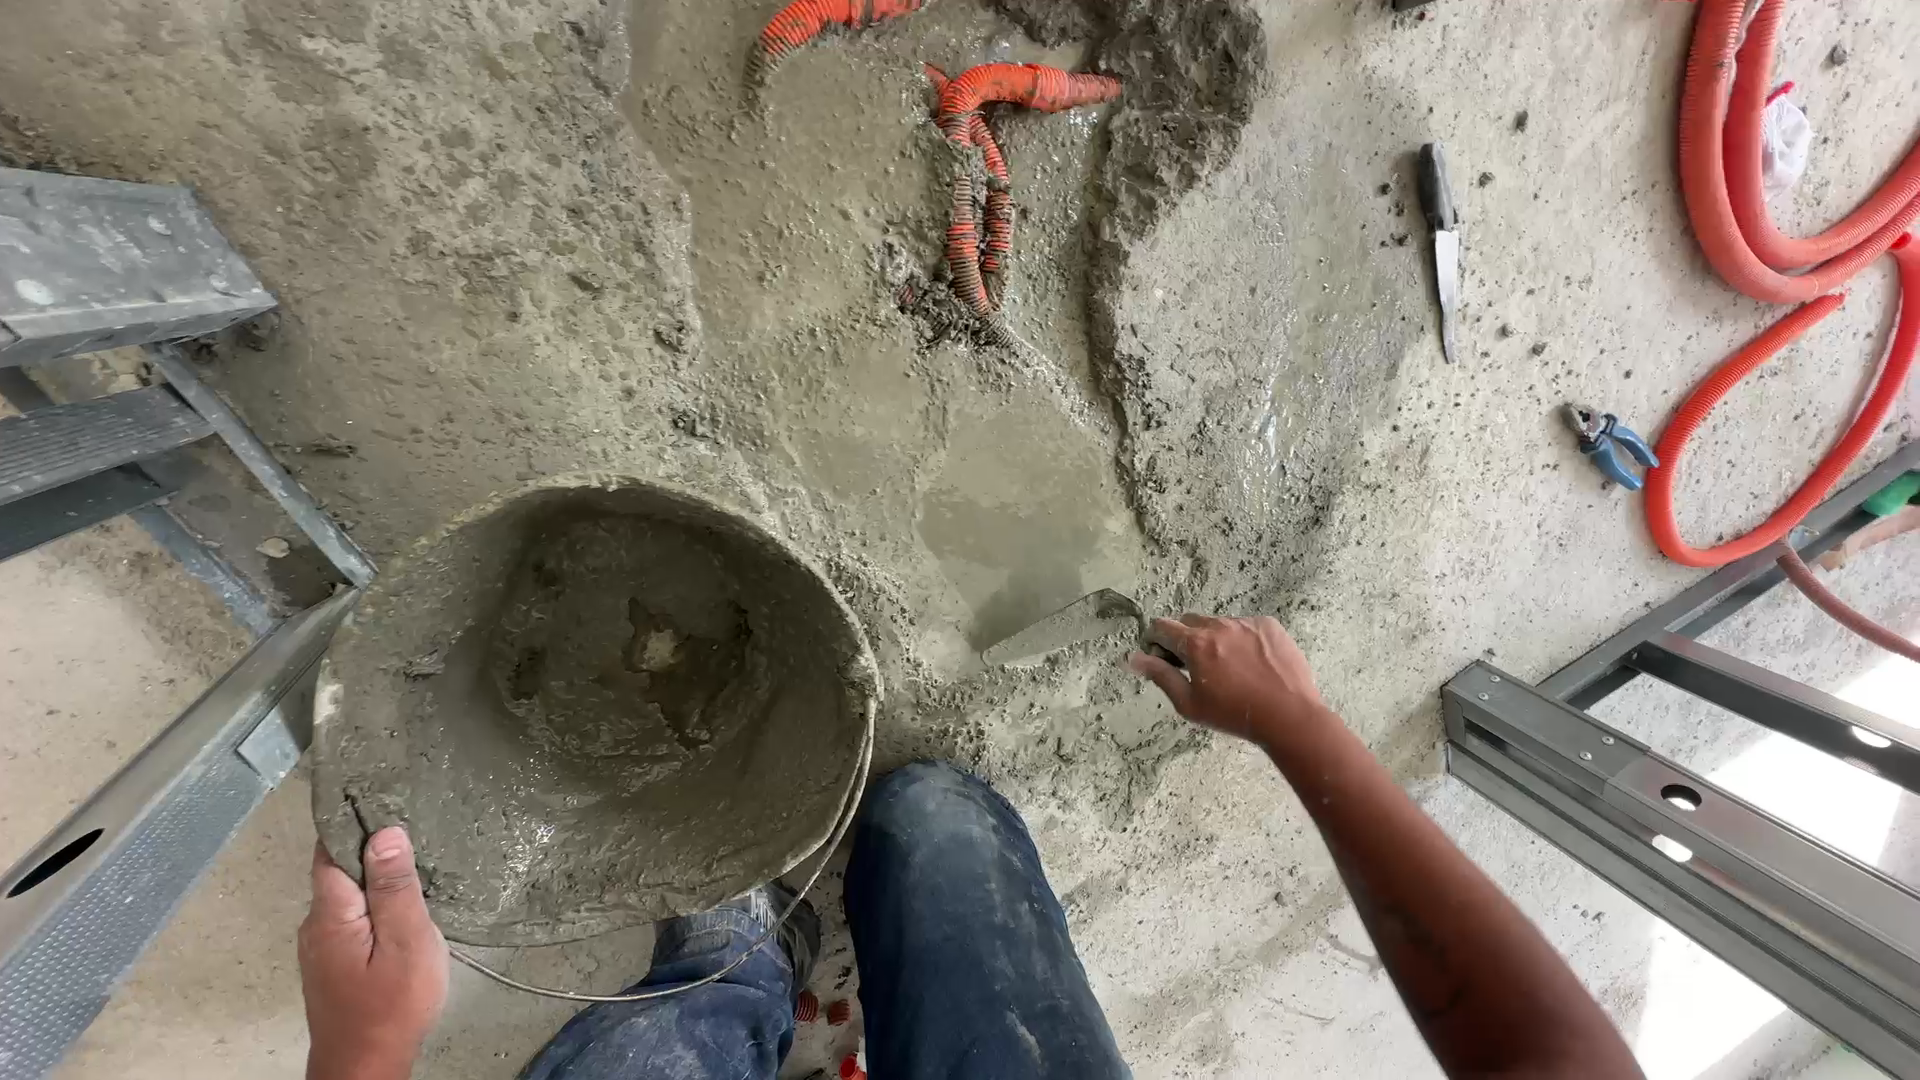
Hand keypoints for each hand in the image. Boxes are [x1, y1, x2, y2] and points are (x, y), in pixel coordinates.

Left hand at [299, 827, 448, 1079]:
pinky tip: (406, 884)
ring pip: (348, 889)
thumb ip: (394, 887)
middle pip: (338, 868)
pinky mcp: (338, 958)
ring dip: (375, 864)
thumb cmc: (393, 1001)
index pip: (330, 851)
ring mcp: (325, 944)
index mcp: (331, 914)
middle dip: (368, 837)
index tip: (374, 782)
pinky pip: (355, 908)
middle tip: (411, 804)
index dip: (348, 817)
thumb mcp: (405, 940)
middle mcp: (318, 924)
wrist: (369, 1066)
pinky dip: (377, 888)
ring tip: (416, 838)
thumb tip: (384, 833)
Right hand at [1128, 614, 1326, 745]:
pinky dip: (1241, 639)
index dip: (1155, 640)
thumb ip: (1159, 675)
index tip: (1163, 657)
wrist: (1289, 716)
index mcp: (1195, 644)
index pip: (1161, 626)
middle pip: (1189, 621)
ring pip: (1218, 624)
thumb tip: (1132, 658)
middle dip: (1185, 639)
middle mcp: (1218, 626)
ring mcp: (1245, 623)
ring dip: (1214, 639)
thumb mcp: (1188, 703)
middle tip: (1196, 666)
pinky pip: (1245, 626)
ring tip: (1230, 668)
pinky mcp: (1268, 625)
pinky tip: (1252, 664)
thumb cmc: (1233, 715)